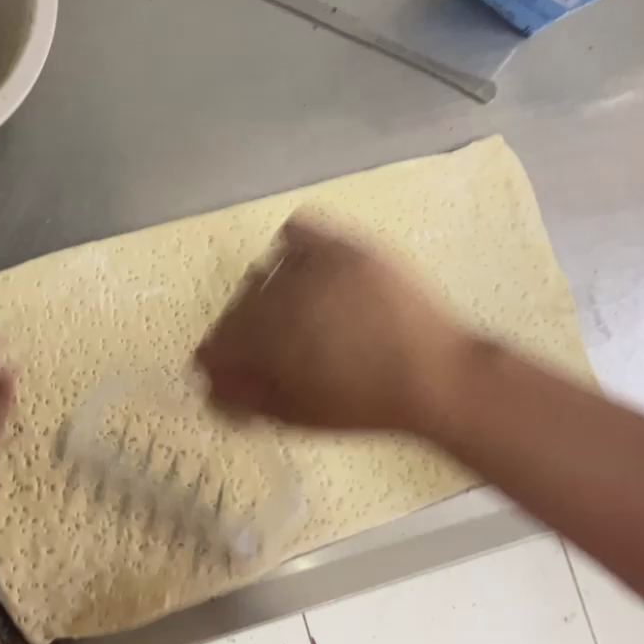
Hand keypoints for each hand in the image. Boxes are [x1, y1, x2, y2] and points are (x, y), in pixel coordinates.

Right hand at [194, 221, 476, 435]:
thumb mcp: (293, 413)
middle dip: (241, 330)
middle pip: (236, 306)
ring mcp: (316, 267)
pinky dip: (291, 250)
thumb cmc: (362, 405)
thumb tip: (205, 380)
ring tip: (293, 316)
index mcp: (265, 339)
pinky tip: (304, 273)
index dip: (218, 358)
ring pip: (262, 272)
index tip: (228, 368)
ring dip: (266, 294)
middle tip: (265, 349)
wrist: (438, 378)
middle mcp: (281, 294)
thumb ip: (239, 394)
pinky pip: (298, 230)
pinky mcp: (346, 248)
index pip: (216, 340)